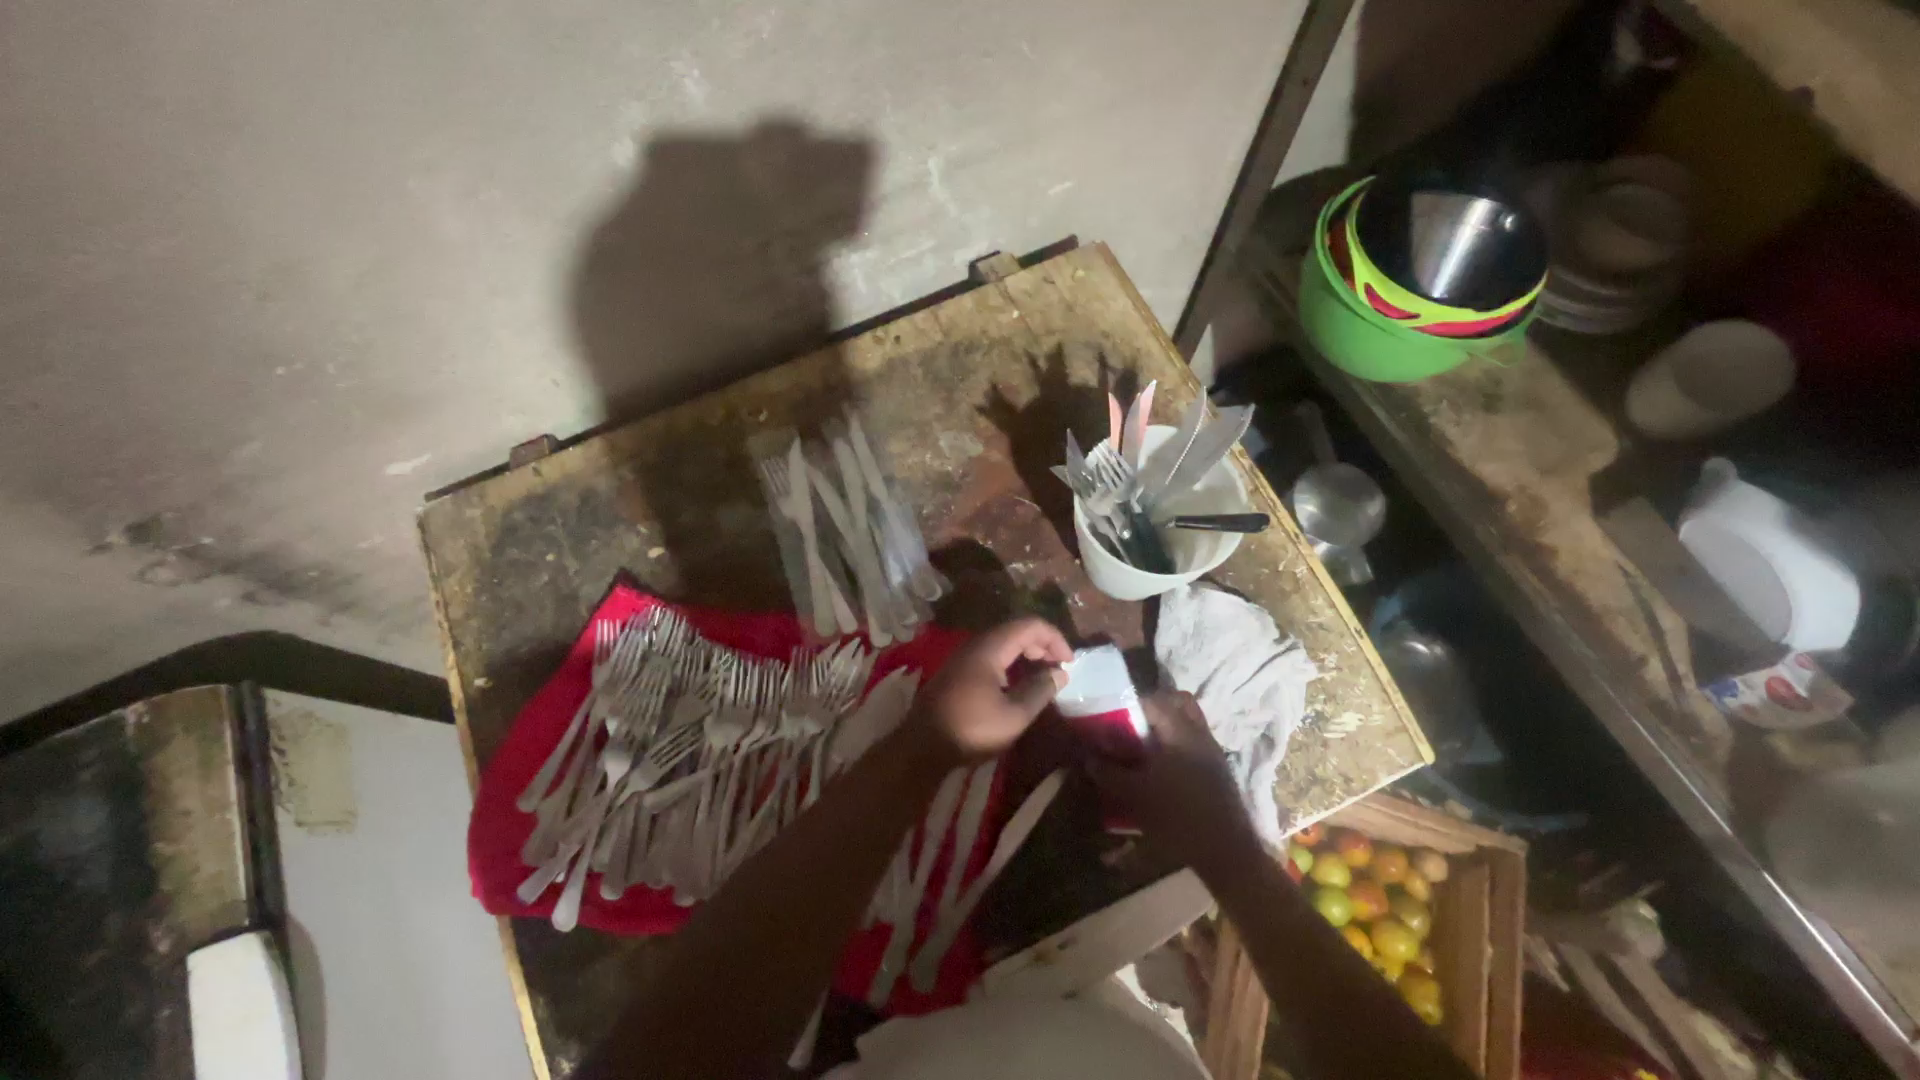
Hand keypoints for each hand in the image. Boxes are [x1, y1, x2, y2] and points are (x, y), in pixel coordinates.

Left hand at [912, 616, 1072, 764]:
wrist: (921, 746)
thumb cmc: (971, 729)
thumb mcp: (1014, 715)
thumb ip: (1040, 690)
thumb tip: (1059, 673)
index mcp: (989, 648)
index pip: (1030, 625)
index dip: (1054, 639)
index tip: (1069, 662)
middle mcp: (975, 645)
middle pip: (1015, 631)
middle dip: (1042, 645)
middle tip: (1059, 669)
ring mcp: (963, 657)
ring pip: (1002, 643)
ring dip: (1026, 655)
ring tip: (1043, 677)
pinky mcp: (957, 671)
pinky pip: (991, 655)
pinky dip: (1010, 663)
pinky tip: (1018, 684)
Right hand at [1087, 691, 1259, 874]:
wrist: (1225, 851)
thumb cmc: (1177, 815)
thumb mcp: (1134, 795)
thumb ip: (1109, 773)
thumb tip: (1089, 759)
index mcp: (1179, 730)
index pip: (1153, 700)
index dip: (1128, 703)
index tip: (1110, 716)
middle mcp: (1199, 733)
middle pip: (1178, 703)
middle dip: (1153, 710)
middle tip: (1130, 726)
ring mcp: (1212, 752)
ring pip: (1187, 724)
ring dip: (1165, 729)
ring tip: (1142, 749)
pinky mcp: (1217, 771)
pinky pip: (1193, 744)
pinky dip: (1176, 747)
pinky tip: (1160, 771)